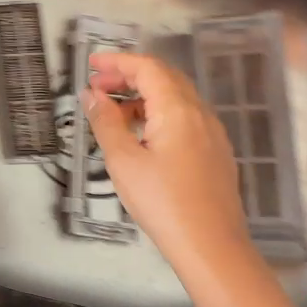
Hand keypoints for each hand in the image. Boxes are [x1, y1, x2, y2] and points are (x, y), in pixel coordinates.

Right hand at [83, 52, 249, 270]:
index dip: (118, 61)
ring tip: (112, 110)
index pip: (148, 68)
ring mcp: (212, 134)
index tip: (91, 64)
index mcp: (178, 110)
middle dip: (130, 75)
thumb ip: (106, 122)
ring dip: (143, 95)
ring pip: (176, 98)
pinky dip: (158, 112)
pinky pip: (185, 117)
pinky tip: (141, 134)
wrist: (211, 246)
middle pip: (165, 78)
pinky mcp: (215, 153)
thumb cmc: (162, 202)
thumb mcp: (123, 161)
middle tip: (97, 85)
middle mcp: (200, 114)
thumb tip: (92, 95)